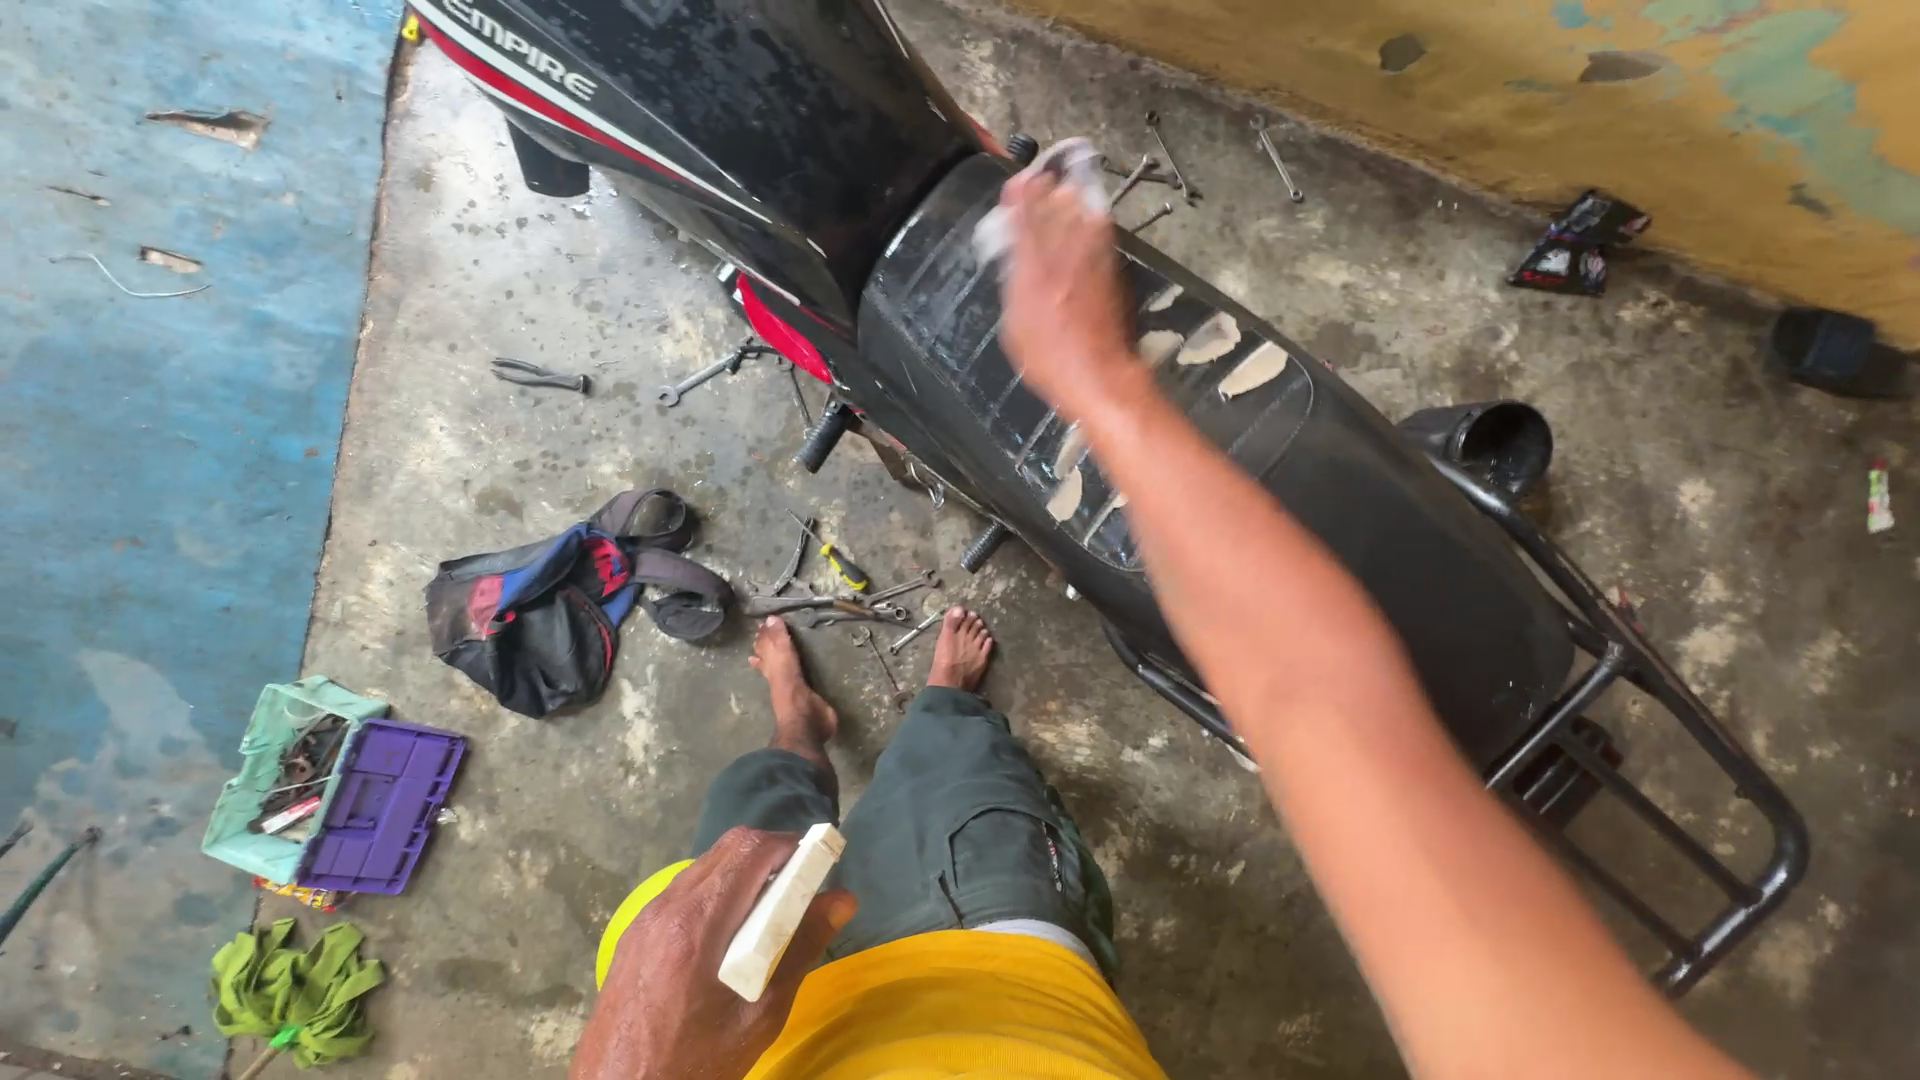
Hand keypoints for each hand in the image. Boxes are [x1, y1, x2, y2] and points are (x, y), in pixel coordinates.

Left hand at [570, 827, 856, 1079]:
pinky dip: (717, 890)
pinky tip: (728, 931)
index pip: (751, 850)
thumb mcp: (762, 1015)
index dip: (791, 844)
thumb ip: (802, 949)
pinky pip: (684, 889)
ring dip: (743, 870)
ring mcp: (646, 918)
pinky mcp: (635, 933)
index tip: (818, 862)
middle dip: (771, 853)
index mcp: (699, 925)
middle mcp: (668, 907)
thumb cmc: (696, 1063)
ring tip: (768, 909)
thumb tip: (843, 900)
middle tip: (799, 883)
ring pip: (706, 864)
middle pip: (728, 847)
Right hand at [997, 170, 1141, 422]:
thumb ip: (1014, 290)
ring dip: (1069, 198)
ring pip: (1079, 218)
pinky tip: (1089, 211)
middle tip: (1037, 176)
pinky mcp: (1111, 271)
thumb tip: (1014, 265)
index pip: (1024, 224)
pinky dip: (1093, 219)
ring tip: (1062, 185)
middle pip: (1052, 213)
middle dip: (1043, 191)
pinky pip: (1101, 235)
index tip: (1016, 181)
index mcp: (1032, 275)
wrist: (1098, 374)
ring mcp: (1090, 263)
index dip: (1020, 199)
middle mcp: (1062, 261)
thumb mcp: (1015, 328)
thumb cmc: (1049, 361)